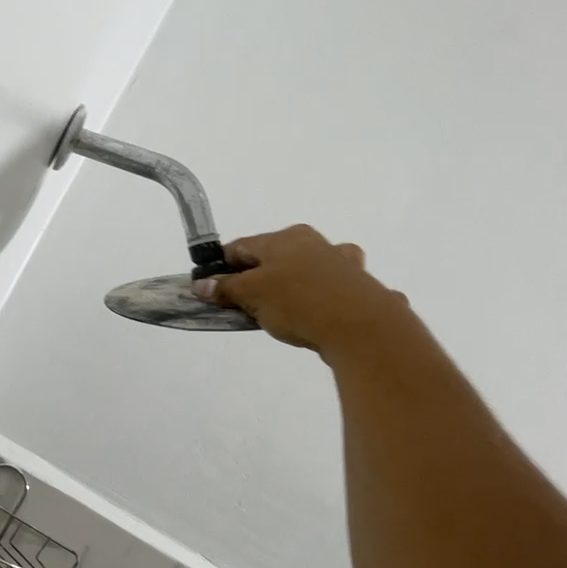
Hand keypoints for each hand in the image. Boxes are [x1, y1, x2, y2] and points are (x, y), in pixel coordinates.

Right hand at [191, 224, 414, 357]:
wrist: (364, 330)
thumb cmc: (298, 303)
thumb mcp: (250, 295)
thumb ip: (225, 288)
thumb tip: (202, 284)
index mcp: (286, 238)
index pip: (240, 248)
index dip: (221, 268)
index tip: (212, 290)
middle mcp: (316, 243)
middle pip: (273, 258)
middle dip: (257, 278)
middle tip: (245, 305)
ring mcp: (344, 264)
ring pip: (307, 270)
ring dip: (294, 284)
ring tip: (285, 309)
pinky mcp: (363, 288)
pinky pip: (334, 290)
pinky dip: (324, 298)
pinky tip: (321, 314)